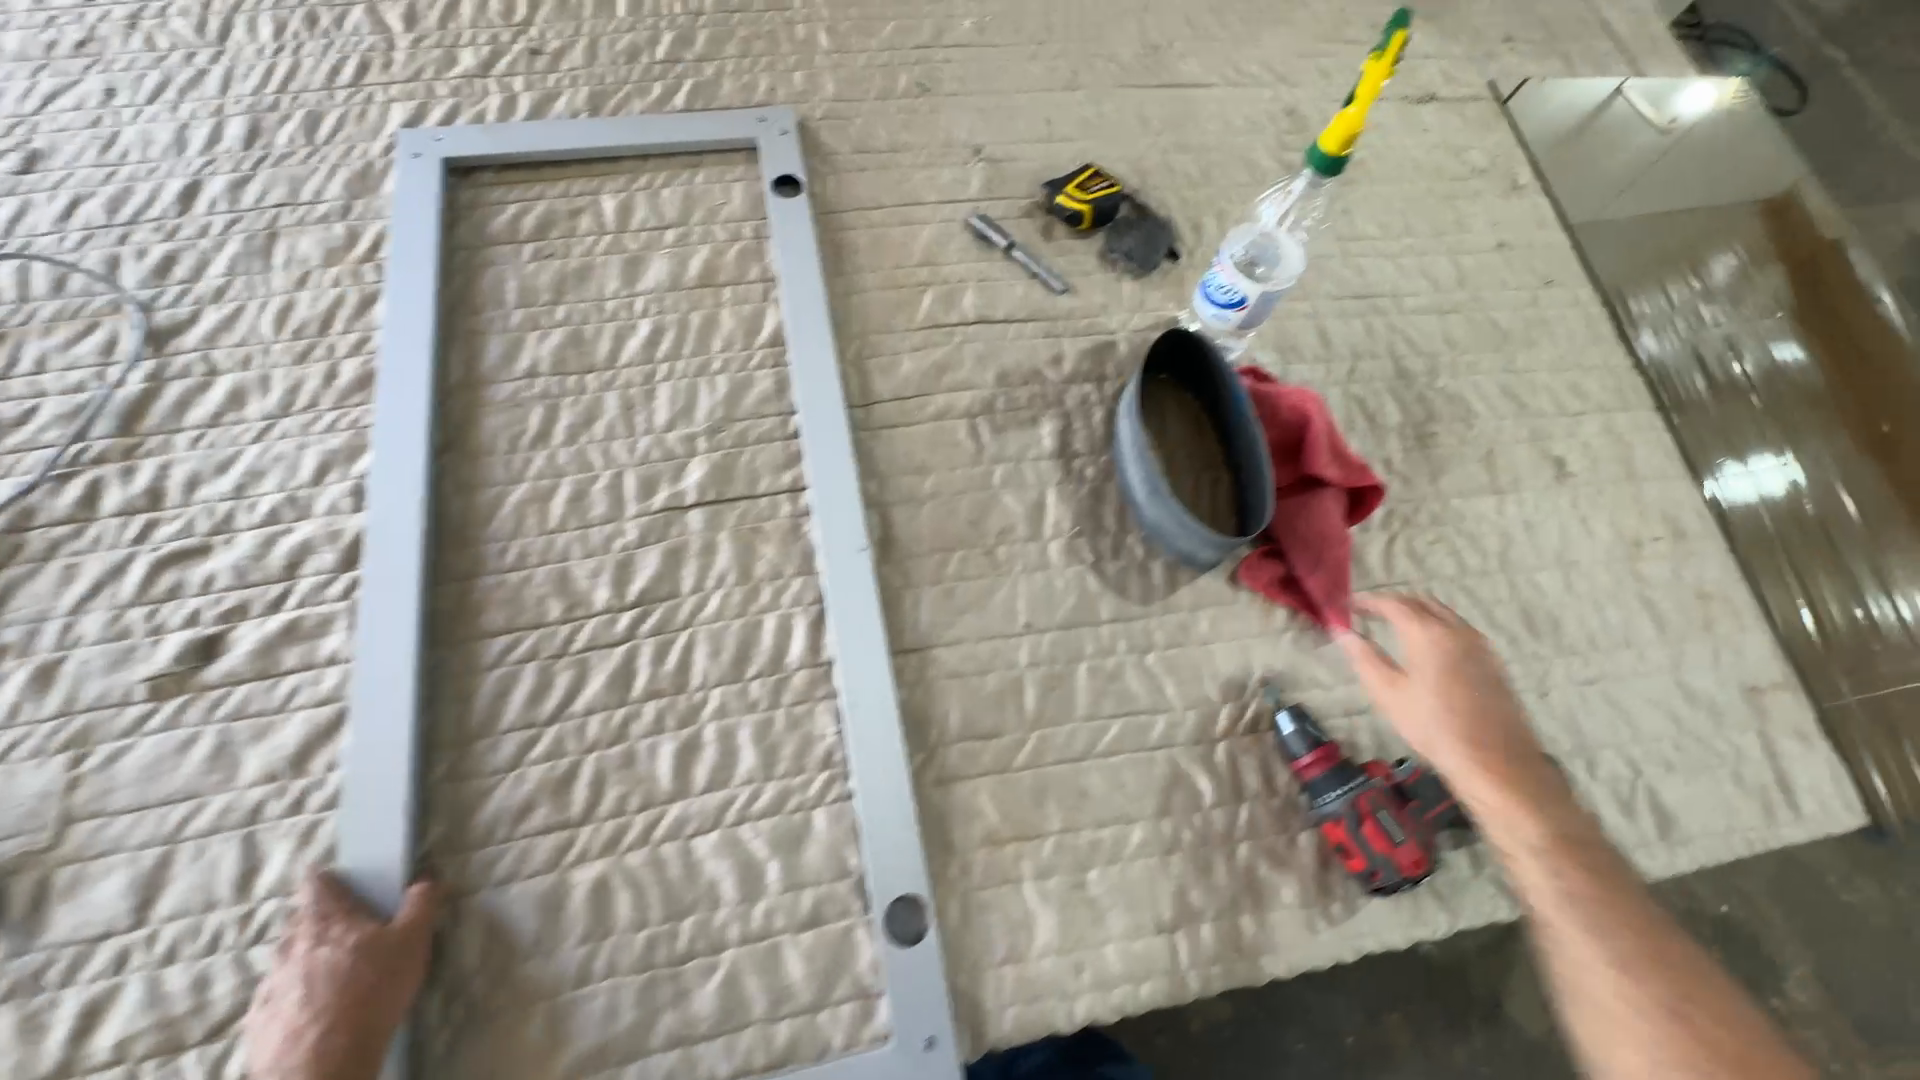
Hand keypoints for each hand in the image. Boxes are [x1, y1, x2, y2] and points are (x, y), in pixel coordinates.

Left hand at [245, 871, 440, 1079]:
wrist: (321, 1064)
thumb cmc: (371, 991)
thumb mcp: (413, 941)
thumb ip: (421, 904)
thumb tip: (424, 879)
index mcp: (325, 918)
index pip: (315, 881)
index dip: (329, 878)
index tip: (344, 882)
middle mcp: (289, 944)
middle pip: (300, 919)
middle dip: (323, 921)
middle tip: (353, 933)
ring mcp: (268, 983)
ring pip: (288, 958)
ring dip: (308, 959)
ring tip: (338, 977)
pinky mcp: (258, 1019)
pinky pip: (278, 995)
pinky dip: (296, 995)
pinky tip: (319, 1010)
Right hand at [1337, 591, 1552, 800]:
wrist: (1493, 759)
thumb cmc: (1432, 726)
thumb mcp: (1388, 693)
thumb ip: (1363, 657)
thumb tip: (1341, 631)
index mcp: (1428, 633)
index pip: (1393, 603)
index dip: (1368, 600)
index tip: (1349, 604)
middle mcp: (1456, 629)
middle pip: (1422, 602)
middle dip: (1394, 602)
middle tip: (1371, 612)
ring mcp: (1479, 644)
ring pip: (1444, 614)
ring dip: (1418, 612)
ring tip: (1396, 626)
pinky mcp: (1492, 660)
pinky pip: (1459, 629)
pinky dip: (1438, 626)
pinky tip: (1428, 648)